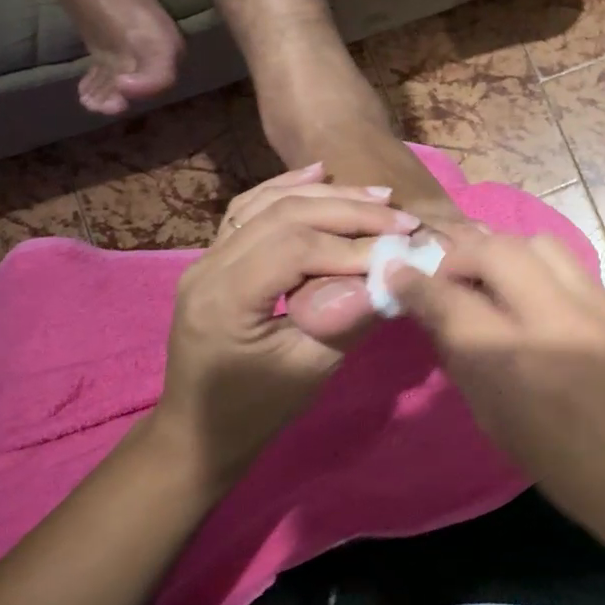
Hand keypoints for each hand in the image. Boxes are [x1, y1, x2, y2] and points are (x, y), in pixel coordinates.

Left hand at [152, 164, 416, 482]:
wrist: (201, 432)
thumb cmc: (257, 408)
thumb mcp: (310, 371)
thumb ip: (349, 319)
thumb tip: (392, 277)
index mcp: (225, 299)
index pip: (295, 247)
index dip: (353, 244)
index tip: (402, 249)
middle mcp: (208, 267)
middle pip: (284, 214)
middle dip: (349, 211)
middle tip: (402, 219)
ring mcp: (207, 258)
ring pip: (269, 204)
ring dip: (327, 195)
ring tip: (380, 197)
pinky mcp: (217, 258)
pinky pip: (251, 210)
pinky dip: (288, 187)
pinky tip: (320, 172)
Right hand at [388, 230, 604, 564]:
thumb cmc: (568, 470)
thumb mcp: (498, 425)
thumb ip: (466, 362)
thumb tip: (439, 317)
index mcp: (517, 360)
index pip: (451, 298)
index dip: (415, 283)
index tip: (398, 276)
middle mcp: (557, 319)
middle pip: (497, 249)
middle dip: (461, 256)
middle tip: (449, 281)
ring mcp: (598, 306)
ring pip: (540, 243)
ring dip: (505, 254)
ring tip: (495, 284)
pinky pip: (572, 269)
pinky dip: (542, 274)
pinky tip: (538, 302)